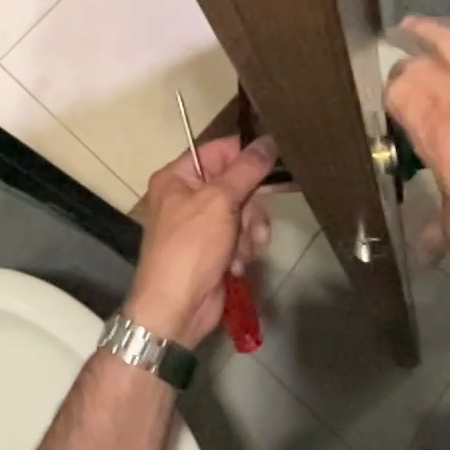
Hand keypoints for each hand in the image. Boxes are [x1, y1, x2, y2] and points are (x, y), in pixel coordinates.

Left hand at [124, 135, 277, 345]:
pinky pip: (243, 235)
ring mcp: (202, 224)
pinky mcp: (216, 248)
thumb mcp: (219, 201)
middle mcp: (188, 196)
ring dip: (250, 231)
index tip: (272, 162)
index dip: (245, 157)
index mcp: (177, 176)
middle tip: (249, 222)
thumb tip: (269, 139)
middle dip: (249, 206)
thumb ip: (247, 169)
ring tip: (244, 250)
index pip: (219, 150)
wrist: (176, 311)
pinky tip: (238, 264)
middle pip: (237, 183)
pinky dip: (244, 249)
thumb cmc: (190, 247)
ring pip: (245, 211)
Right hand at [389, 0, 449, 270]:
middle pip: (417, 65)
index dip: (387, 98)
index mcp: (435, 129)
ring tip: (411, 24)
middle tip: (398, 76)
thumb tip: (419, 256)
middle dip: (403, 67)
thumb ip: (434, 236)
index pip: (395, 95)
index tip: (388, 111)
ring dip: (429, 29)